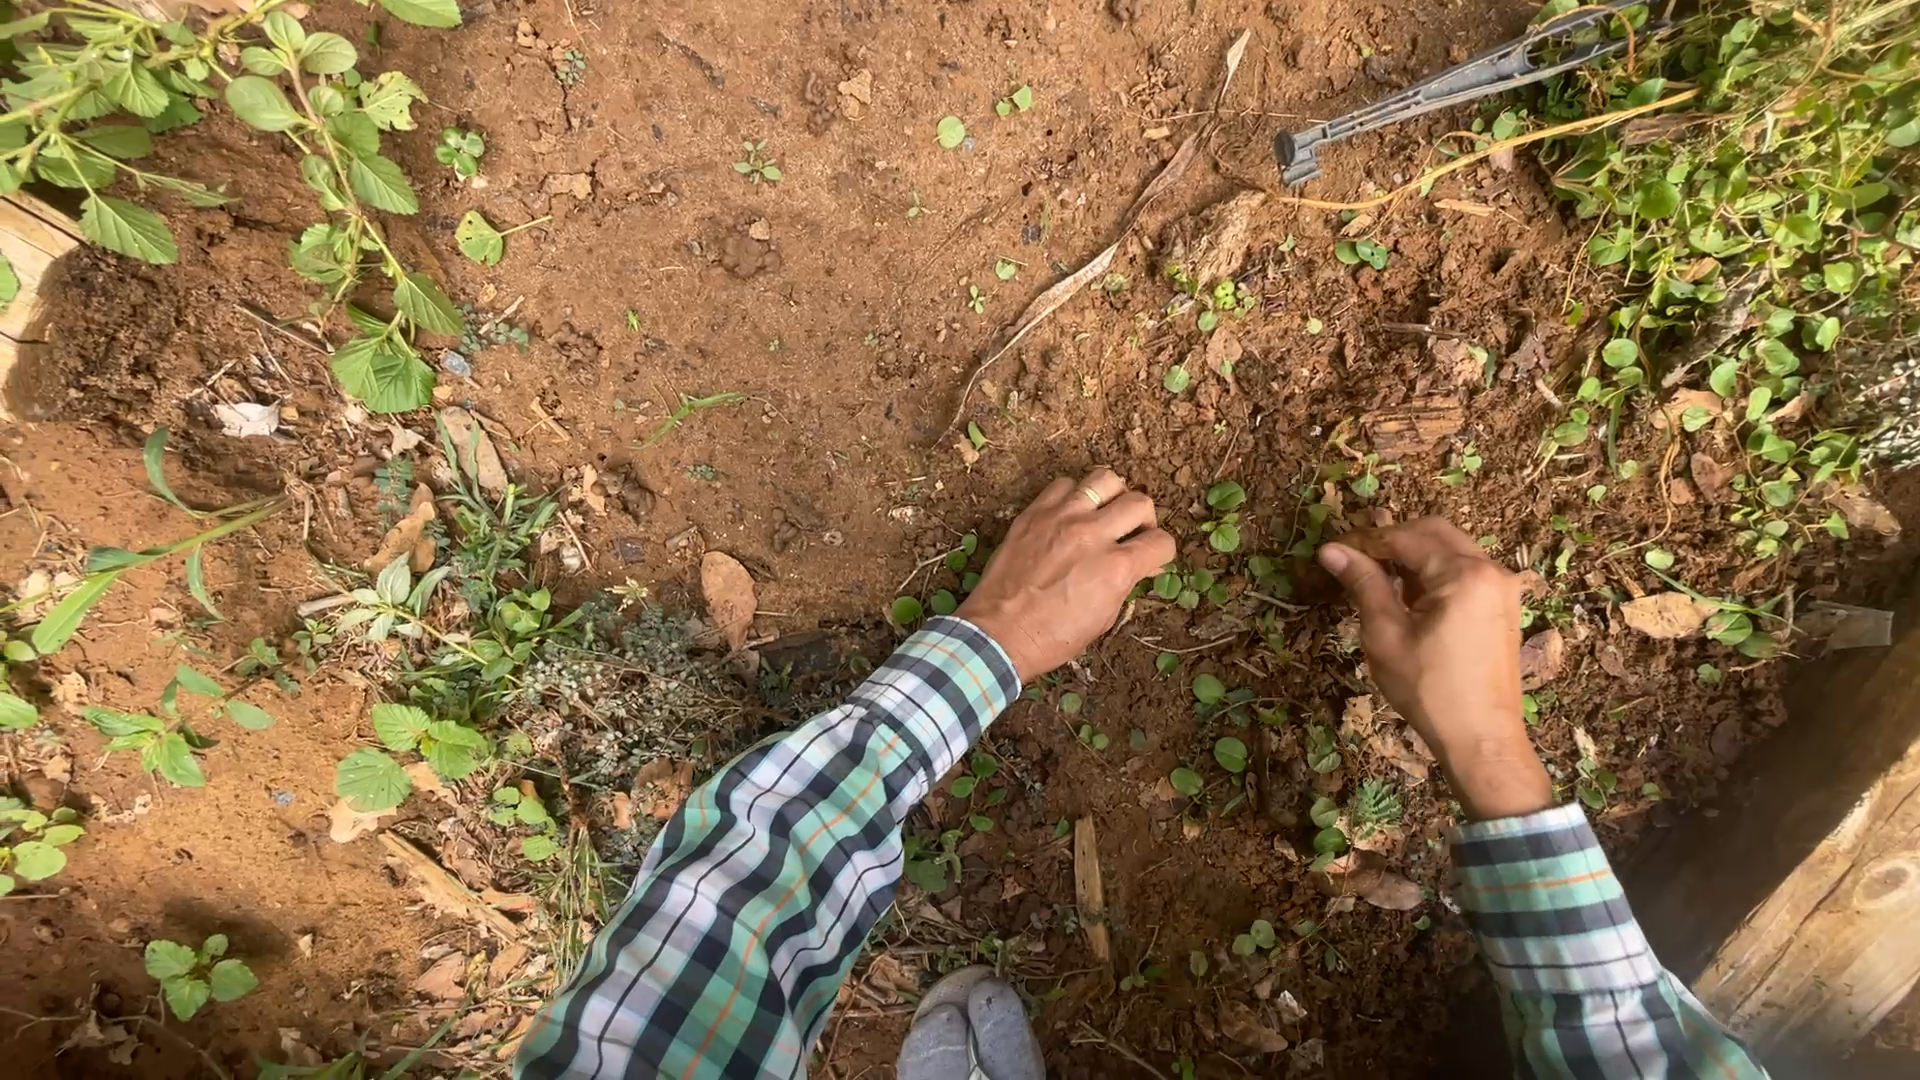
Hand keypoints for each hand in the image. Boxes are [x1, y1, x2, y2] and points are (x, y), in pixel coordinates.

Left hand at [957, 468, 1175, 682]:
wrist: (999, 633)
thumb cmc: (1051, 637)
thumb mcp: (1102, 619)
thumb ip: (1124, 584)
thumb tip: (1136, 566)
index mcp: (1115, 567)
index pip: (1161, 542)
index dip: (1161, 553)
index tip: (1151, 559)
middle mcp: (1092, 535)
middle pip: (1140, 502)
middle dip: (1143, 520)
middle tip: (1131, 534)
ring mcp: (1061, 518)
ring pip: (1104, 479)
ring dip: (1112, 496)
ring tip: (1104, 513)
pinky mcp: (1034, 514)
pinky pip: (1063, 485)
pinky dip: (1072, 495)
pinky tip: (1069, 514)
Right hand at [1316, 518, 1553, 820]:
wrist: (1481, 737)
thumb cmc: (1427, 687)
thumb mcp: (1385, 633)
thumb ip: (1362, 584)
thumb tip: (1330, 550)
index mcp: (1463, 575)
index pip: (1405, 537)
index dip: (1365, 541)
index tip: (1334, 553)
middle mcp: (1491, 571)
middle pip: (1434, 531)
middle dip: (1391, 539)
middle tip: (1354, 560)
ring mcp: (1502, 588)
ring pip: (1450, 548)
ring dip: (1412, 554)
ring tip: (1376, 580)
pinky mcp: (1502, 606)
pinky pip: (1463, 570)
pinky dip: (1432, 571)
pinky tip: (1407, 596)